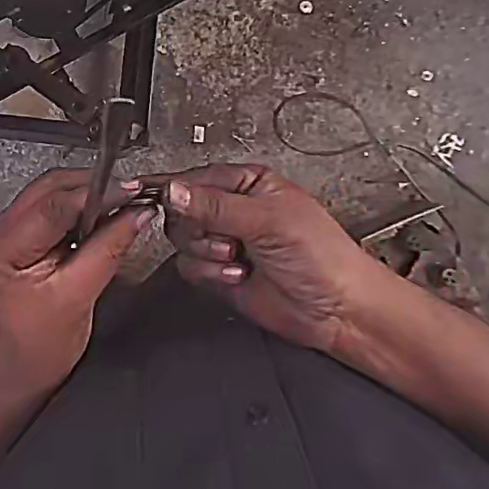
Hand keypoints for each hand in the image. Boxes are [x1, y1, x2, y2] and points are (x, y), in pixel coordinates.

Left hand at [0, 167, 150, 393]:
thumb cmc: (41, 342)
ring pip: (51, 191)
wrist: (25, 364)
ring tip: (120, 202)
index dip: (94, 194)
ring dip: (87, 192)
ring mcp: (8, 230)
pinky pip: (52, 205)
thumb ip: (108, 250)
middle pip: (49, 188)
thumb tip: (136, 214)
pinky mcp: (22, 233)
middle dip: (92, 186)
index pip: (52, 206)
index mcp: (3, 248)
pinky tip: (101, 214)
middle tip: (129, 192)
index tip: (128, 192)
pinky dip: (79, 205)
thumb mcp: (80, 296)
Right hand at [143, 164, 394, 354]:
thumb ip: (216, 205)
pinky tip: (238, 274)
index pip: (194, 178)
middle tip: (225, 235)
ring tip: (238, 256)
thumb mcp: (268, 220)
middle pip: (180, 209)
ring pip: (181, 238)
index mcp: (246, 183)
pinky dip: (210, 273)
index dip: (174, 188)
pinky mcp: (217, 271)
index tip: (151, 194)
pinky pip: (188, 266)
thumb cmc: (323, 256)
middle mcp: (231, 209)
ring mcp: (223, 240)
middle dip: (199, 226)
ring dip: (207, 252)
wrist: (338, 310)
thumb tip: (173, 191)